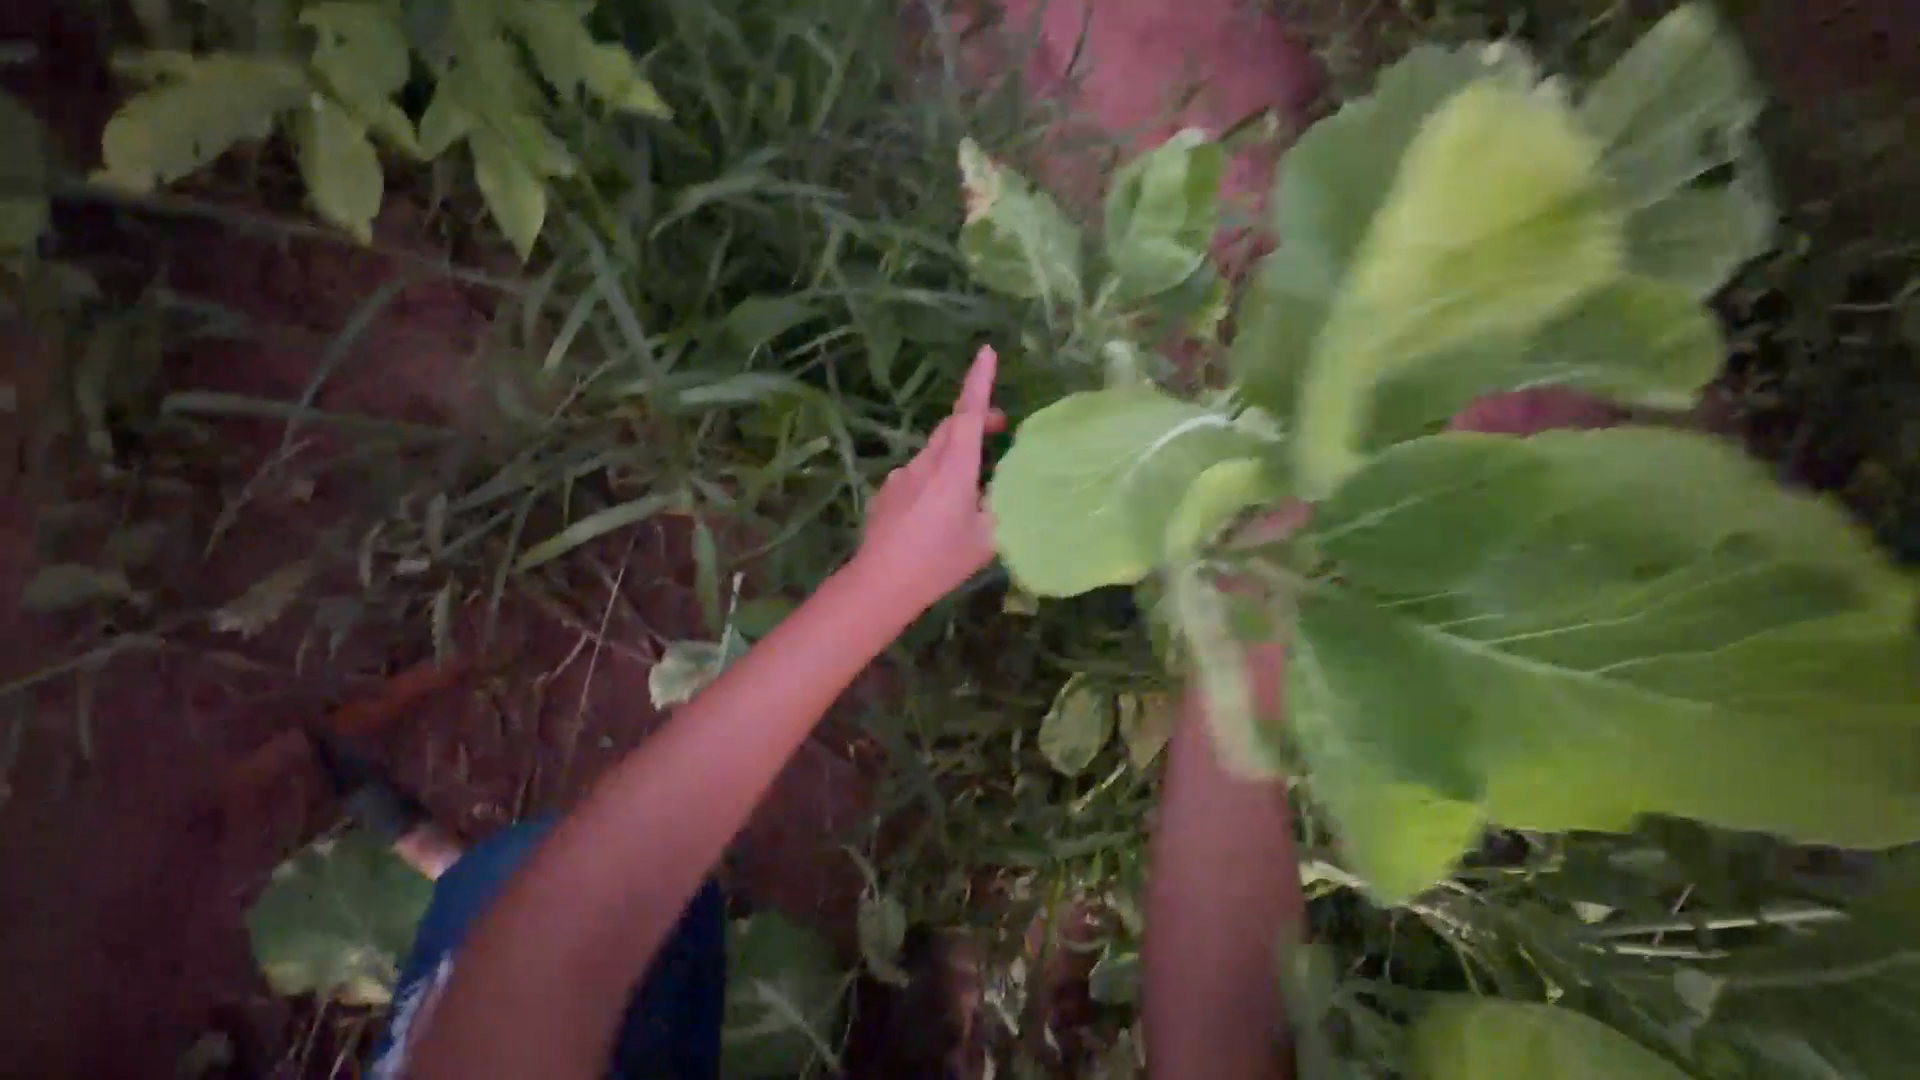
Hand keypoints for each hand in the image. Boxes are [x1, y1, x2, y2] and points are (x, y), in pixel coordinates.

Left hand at [855, 345, 1005, 613]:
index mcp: (954, 467)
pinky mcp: (886, 495)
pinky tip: (936, 513)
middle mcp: (925, 463)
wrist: (881, 583)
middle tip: (1001, 428)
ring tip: (971, 488)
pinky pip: (916, 476)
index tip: (986, 352)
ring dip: (955, 455)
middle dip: (976, 419)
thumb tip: (997, 491)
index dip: (980, 381)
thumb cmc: (939, 561)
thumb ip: (996, 507)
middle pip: (951, 428)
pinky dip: (933, 480)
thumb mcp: (985, 538)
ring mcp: (901, 477)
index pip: (969, 413)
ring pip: (933, 454)